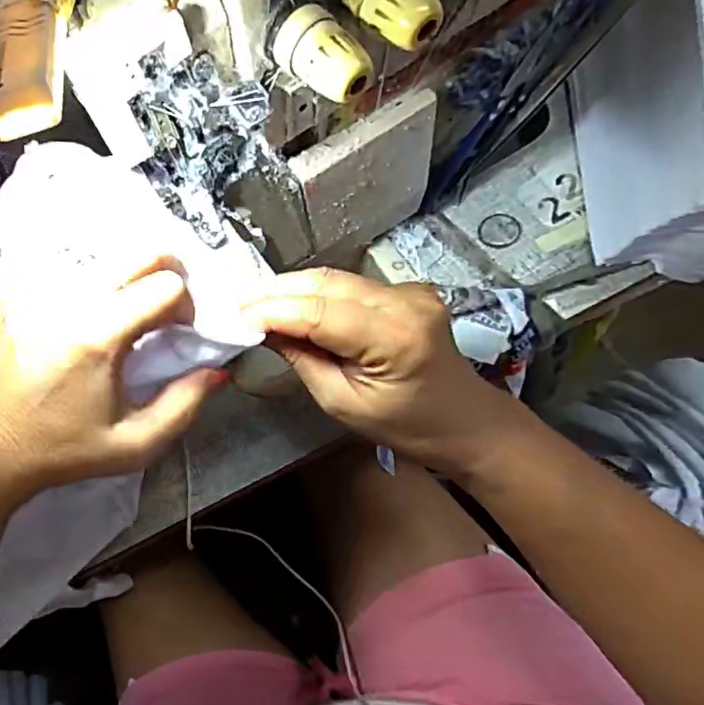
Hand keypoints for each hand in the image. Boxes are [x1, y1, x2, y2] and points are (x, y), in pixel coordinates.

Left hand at [0, 258, 224, 512]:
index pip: (166, 284)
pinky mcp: (7, 291)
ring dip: (124, 277)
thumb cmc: (55, 454)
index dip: (187, 305)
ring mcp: (30, 288)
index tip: (179, 331)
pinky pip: (61, 267)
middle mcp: (62, 297)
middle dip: (166, 271)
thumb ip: (184, 405)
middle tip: (164, 307)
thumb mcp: (131, 445)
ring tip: (120, 314)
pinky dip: (84, 282)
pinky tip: (78, 317)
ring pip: (100, 254)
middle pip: (138, 249)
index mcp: (96, 334)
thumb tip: (216, 370)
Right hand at [244, 268, 520, 473]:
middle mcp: (405, 302)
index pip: (320, 312)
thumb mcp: (344, 403)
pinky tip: (295, 305)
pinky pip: (351, 284)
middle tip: (241, 304)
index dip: (275, 310)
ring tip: (259, 304)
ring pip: (336, 278)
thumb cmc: (407, 426)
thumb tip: (266, 329)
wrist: (465, 421)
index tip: (238, 316)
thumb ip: (304, 360)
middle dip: (278, 291)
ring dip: (295, 288)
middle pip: (327, 283)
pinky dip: (318, 292)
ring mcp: (410, 291)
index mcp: (395, 337)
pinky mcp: (407, 289)